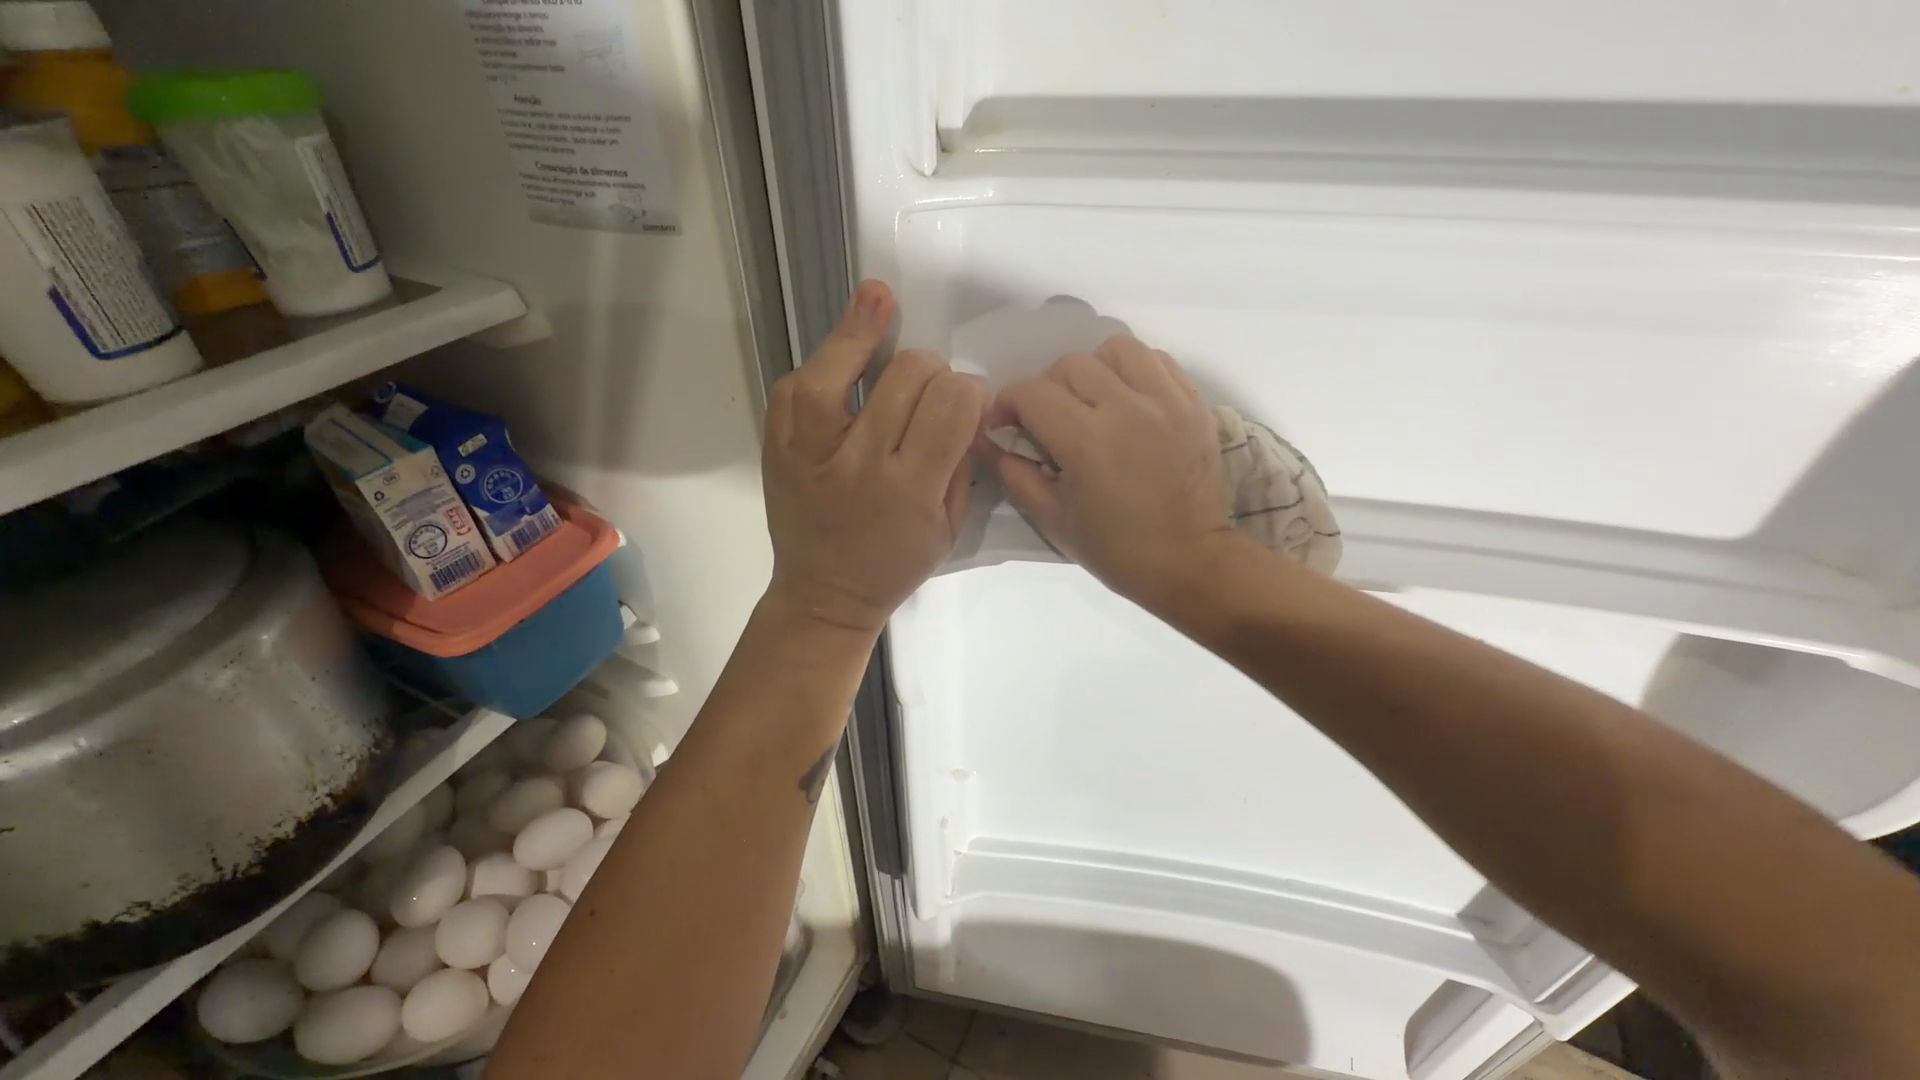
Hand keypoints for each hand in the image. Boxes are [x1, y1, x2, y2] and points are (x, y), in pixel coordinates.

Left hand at [763, 280, 987, 633]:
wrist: (823, 594)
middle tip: (927, 388)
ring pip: (842, 363)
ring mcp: (811, 448)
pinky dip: (825, 361)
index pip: (953, 403)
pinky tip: (843, 351)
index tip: (966, 398)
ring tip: (878, 301)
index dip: (969, 388)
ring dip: (867, 331)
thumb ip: (963, 461)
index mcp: (911, 488)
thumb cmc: (894, 564)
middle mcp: (861, 462)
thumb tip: (969, 403)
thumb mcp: (950, 526)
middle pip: (909, 373)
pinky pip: (800, 382)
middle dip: (931, 369)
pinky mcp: (778, 442)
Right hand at [986, 335, 1236, 609]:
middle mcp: (1126, 408)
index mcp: (1086, 440)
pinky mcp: (1193, 403)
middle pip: (1070, 364)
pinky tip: (1128, 399)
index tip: (1006, 426)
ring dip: (1093, 368)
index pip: (1031, 392)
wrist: (1188, 562)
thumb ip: (1014, 472)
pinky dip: (1135, 370)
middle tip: (1049, 420)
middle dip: (1047, 387)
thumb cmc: (1115, 550)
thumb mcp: (1052, 518)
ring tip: (1092, 400)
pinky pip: (1157, 360)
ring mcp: (1165, 401)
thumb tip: (986, 440)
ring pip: (1116, 348)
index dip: (1007, 404)